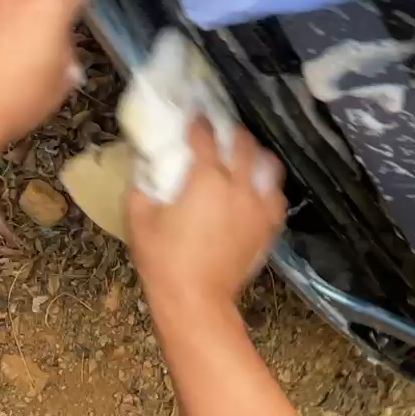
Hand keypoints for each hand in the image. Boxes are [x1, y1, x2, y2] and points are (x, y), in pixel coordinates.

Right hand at [127, 120, 286, 310]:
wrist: (195, 300)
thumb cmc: (162, 259)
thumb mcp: (139, 217)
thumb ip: (141, 183)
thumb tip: (143, 161)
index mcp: (205, 180)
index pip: (205, 137)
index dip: (198, 122)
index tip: (193, 115)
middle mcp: (239, 187)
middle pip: (243, 143)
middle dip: (230, 132)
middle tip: (218, 132)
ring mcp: (258, 207)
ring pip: (268, 165)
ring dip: (254, 154)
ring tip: (242, 156)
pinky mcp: (268, 227)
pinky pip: (276, 195)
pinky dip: (266, 185)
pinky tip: (254, 188)